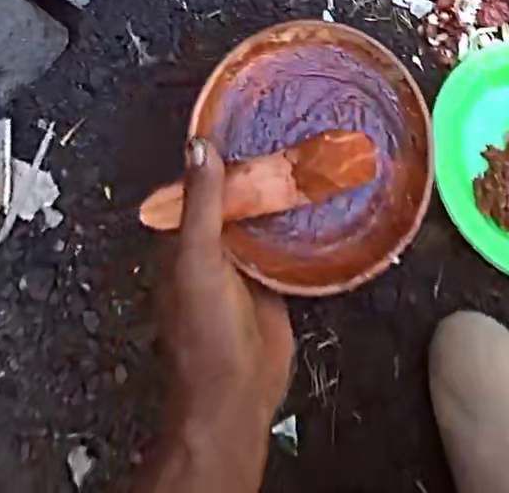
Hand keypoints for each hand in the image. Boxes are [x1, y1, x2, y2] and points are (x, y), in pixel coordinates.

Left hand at [144, 135, 292, 492]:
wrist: (238, 394)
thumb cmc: (205, 329)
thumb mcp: (197, 260)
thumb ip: (201, 203)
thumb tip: (198, 144)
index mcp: (186, 234)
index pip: (203, 179)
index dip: (222, 149)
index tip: (247, 113)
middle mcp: (215, 239)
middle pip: (238, 192)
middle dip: (260, 164)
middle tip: (291, 124)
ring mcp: (246, 256)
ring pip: (264, 211)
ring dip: (282, 188)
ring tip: (311, 149)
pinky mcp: (275, 272)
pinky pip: (287, 235)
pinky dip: (301, 216)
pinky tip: (323, 194)